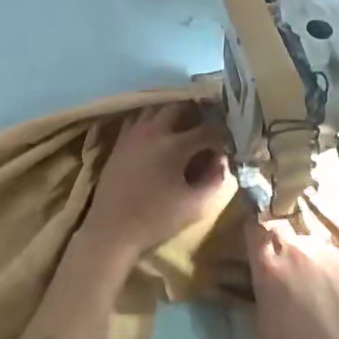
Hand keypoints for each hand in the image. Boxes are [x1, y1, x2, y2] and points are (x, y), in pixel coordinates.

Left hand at [78, 104, 231, 264]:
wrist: (111, 231)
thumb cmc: (155, 220)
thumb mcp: (194, 207)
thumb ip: (215, 181)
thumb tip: (221, 161)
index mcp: (175, 145)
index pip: (207, 129)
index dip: (221, 135)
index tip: (227, 143)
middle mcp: (154, 131)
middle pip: (180, 107)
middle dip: (197, 112)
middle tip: (206, 125)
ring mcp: (134, 133)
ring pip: (156, 108)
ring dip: (172, 112)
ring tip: (183, 124)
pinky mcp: (120, 141)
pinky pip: (138, 118)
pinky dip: (151, 118)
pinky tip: (156, 131)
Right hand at [247, 219, 338, 338]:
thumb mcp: (264, 335)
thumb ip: (261, 295)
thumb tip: (263, 279)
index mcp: (272, 267)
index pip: (256, 227)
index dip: (256, 236)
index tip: (258, 247)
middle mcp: (304, 250)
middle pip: (289, 236)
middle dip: (287, 253)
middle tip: (293, 282)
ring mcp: (337, 255)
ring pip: (319, 248)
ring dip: (316, 265)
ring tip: (326, 298)